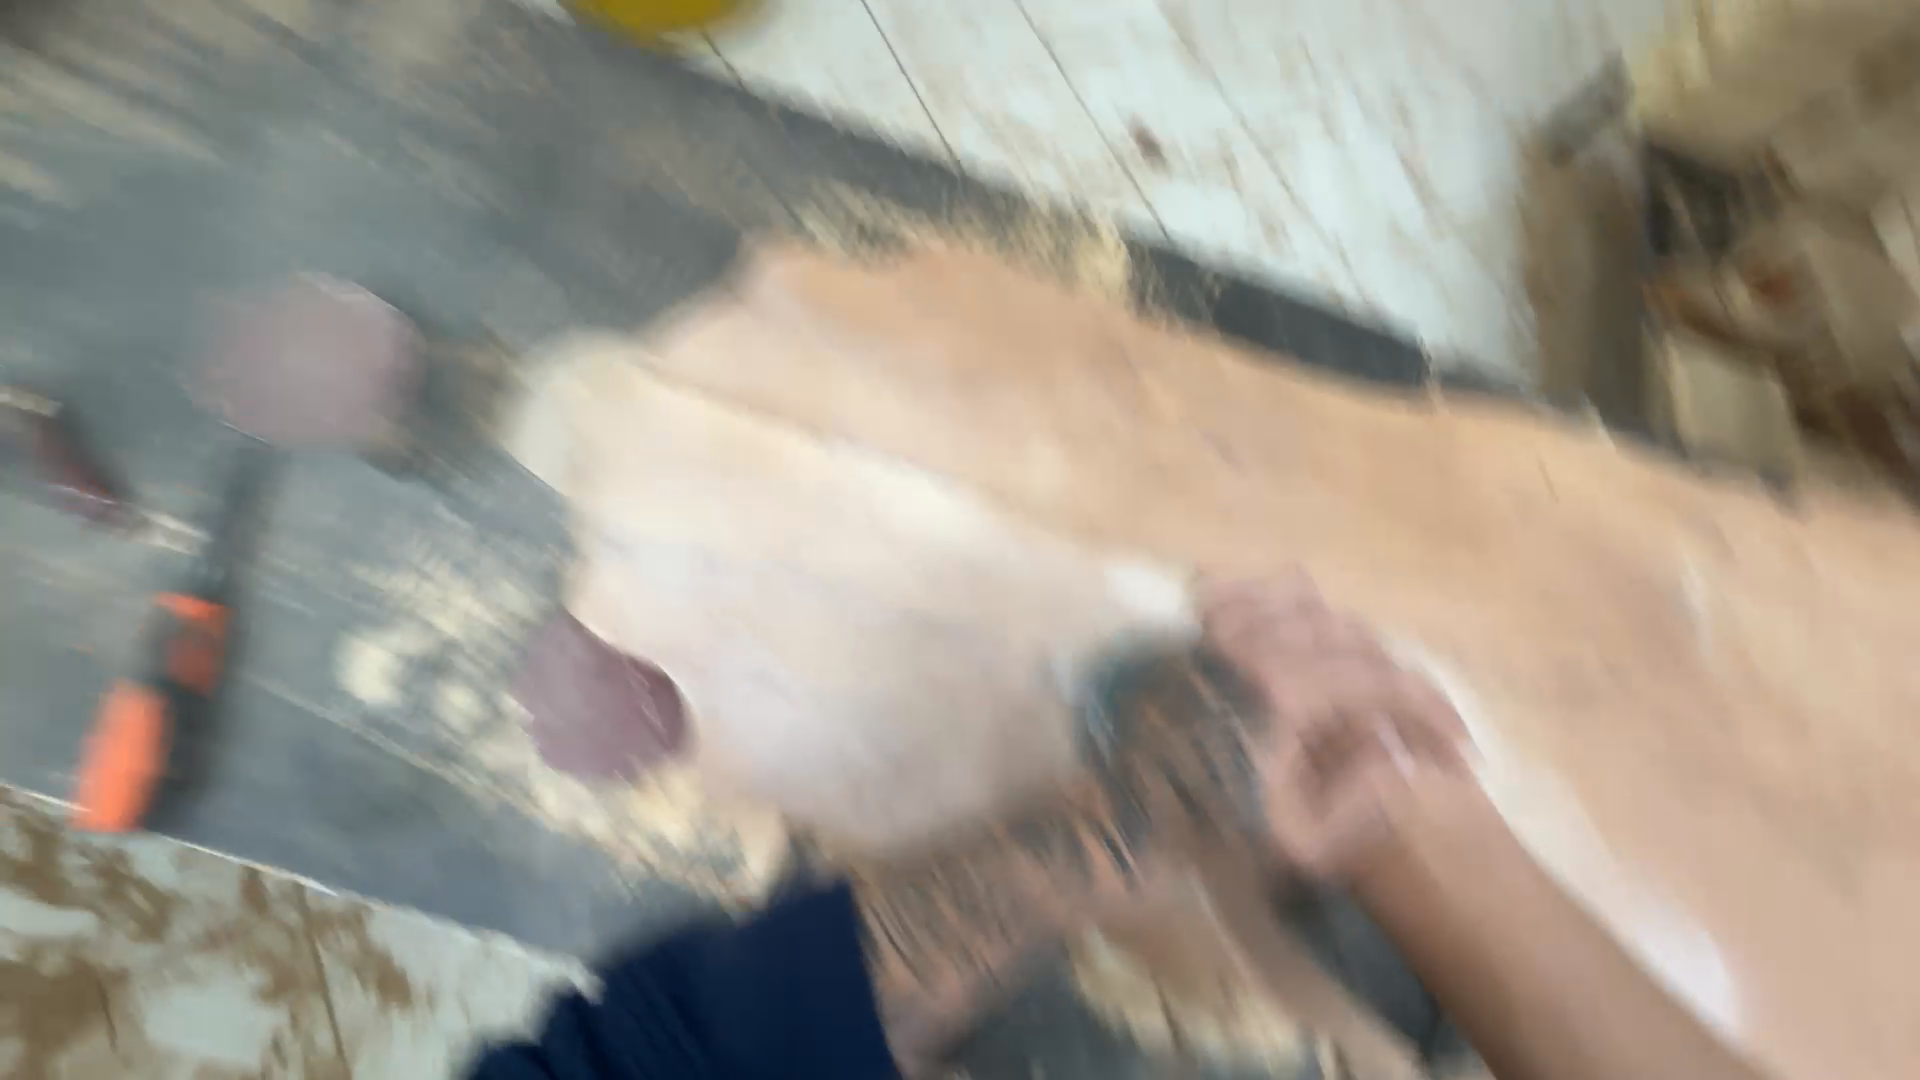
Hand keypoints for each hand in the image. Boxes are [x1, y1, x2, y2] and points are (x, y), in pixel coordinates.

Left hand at [1200, 572, 1472, 877]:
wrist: (1127, 812)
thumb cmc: (1212, 831)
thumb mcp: (1303, 844)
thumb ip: (1366, 802)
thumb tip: (1402, 756)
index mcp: (1286, 697)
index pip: (1382, 681)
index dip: (1431, 711)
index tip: (1457, 744)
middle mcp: (1253, 648)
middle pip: (1350, 636)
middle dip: (1393, 677)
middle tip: (1407, 719)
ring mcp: (1215, 633)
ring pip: (1301, 601)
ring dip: (1343, 638)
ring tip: (1359, 675)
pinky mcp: (1187, 633)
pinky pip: (1236, 590)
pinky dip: (1272, 595)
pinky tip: (1291, 618)